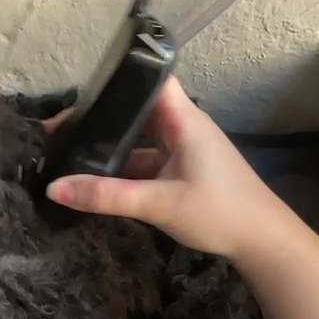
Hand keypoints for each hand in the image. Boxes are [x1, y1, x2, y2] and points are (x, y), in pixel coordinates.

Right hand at [43, 77, 295, 259]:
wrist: (264, 242)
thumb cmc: (220, 212)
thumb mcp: (158, 204)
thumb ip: (106, 196)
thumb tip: (54, 188)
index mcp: (182, 118)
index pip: (149, 77)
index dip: (117, 76)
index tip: (80, 87)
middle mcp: (181, 125)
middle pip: (134, 110)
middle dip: (99, 117)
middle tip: (58, 128)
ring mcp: (182, 148)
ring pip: (138, 138)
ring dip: (109, 145)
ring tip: (67, 150)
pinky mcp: (182, 169)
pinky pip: (145, 159)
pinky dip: (122, 166)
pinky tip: (95, 178)